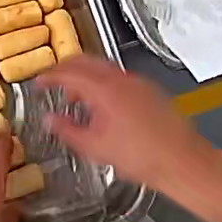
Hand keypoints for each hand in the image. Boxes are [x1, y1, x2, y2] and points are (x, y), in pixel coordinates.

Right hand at [38, 56, 221, 197]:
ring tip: (75, 95)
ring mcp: (138, 82)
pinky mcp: (150, 90)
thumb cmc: (141, 156)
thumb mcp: (94, 147)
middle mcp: (121, 78)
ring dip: (85, 75)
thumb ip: (67, 130)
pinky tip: (101, 104)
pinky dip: (102, 82)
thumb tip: (50, 120)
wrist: (182, 161)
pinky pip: (118, 77)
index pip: (68, 72)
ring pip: (103, 67)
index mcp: (103, 88)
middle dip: (66, 68)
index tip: (39, 81)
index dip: (49, 75)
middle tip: (53, 80)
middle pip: (85, 61)